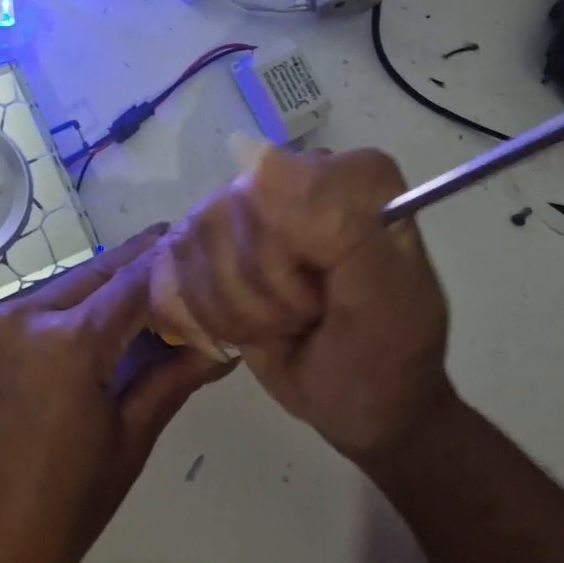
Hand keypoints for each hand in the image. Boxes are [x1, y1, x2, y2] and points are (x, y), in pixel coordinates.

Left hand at [0, 226, 233, 562]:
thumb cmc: (56, 510)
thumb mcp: (126, 444)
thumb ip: (172, 379)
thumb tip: (219, 343)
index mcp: (71, 343)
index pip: (135, 279)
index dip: (167, 258)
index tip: (191, 242)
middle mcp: (19, 314)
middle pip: (90, 274)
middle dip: (129, 271)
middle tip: (163, 266)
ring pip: (47, 291)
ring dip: (81, 299)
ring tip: (108, 322)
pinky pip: (6, 314)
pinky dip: (35, 323)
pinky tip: (48, 354)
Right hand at [150, 146, 454, 462]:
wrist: (360, 405)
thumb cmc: (382, 358)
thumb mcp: (387, 299)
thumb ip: (342, 224)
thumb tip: (261, 157)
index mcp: (350, 178)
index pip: (275, 181)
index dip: (281, 252)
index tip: (323, 295)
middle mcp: (297, 176)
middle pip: (231, 212)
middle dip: (261, 288)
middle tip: (309, 315)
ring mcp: (249, 206)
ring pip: (198, 239)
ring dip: (236, 305)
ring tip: (283, 323)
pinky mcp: (213, 237)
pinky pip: (176, 261)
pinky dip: (208, 309)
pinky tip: (248, 324)